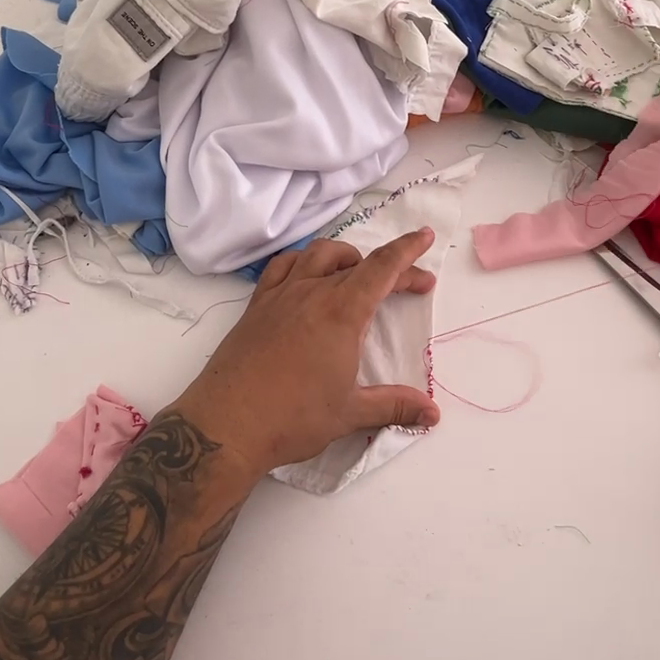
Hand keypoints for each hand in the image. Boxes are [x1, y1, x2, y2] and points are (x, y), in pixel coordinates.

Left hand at [168, 230, 442, 476]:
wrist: (226, 423)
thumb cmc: (292, 418)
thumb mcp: (350, 413)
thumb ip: (394, 406)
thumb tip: (432, 414)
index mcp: (341, 312)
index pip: (382, 268)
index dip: (408, 250)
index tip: (425, 236)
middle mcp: (311, 292)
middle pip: (358, 263)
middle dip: (390, 267)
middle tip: (411, 284)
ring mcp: (280, 295)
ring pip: (317, 254)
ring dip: (345, 256)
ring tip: (359, 273)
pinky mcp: (257, 305)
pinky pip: (283, 267)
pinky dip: (304, 262)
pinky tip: (307, 278)